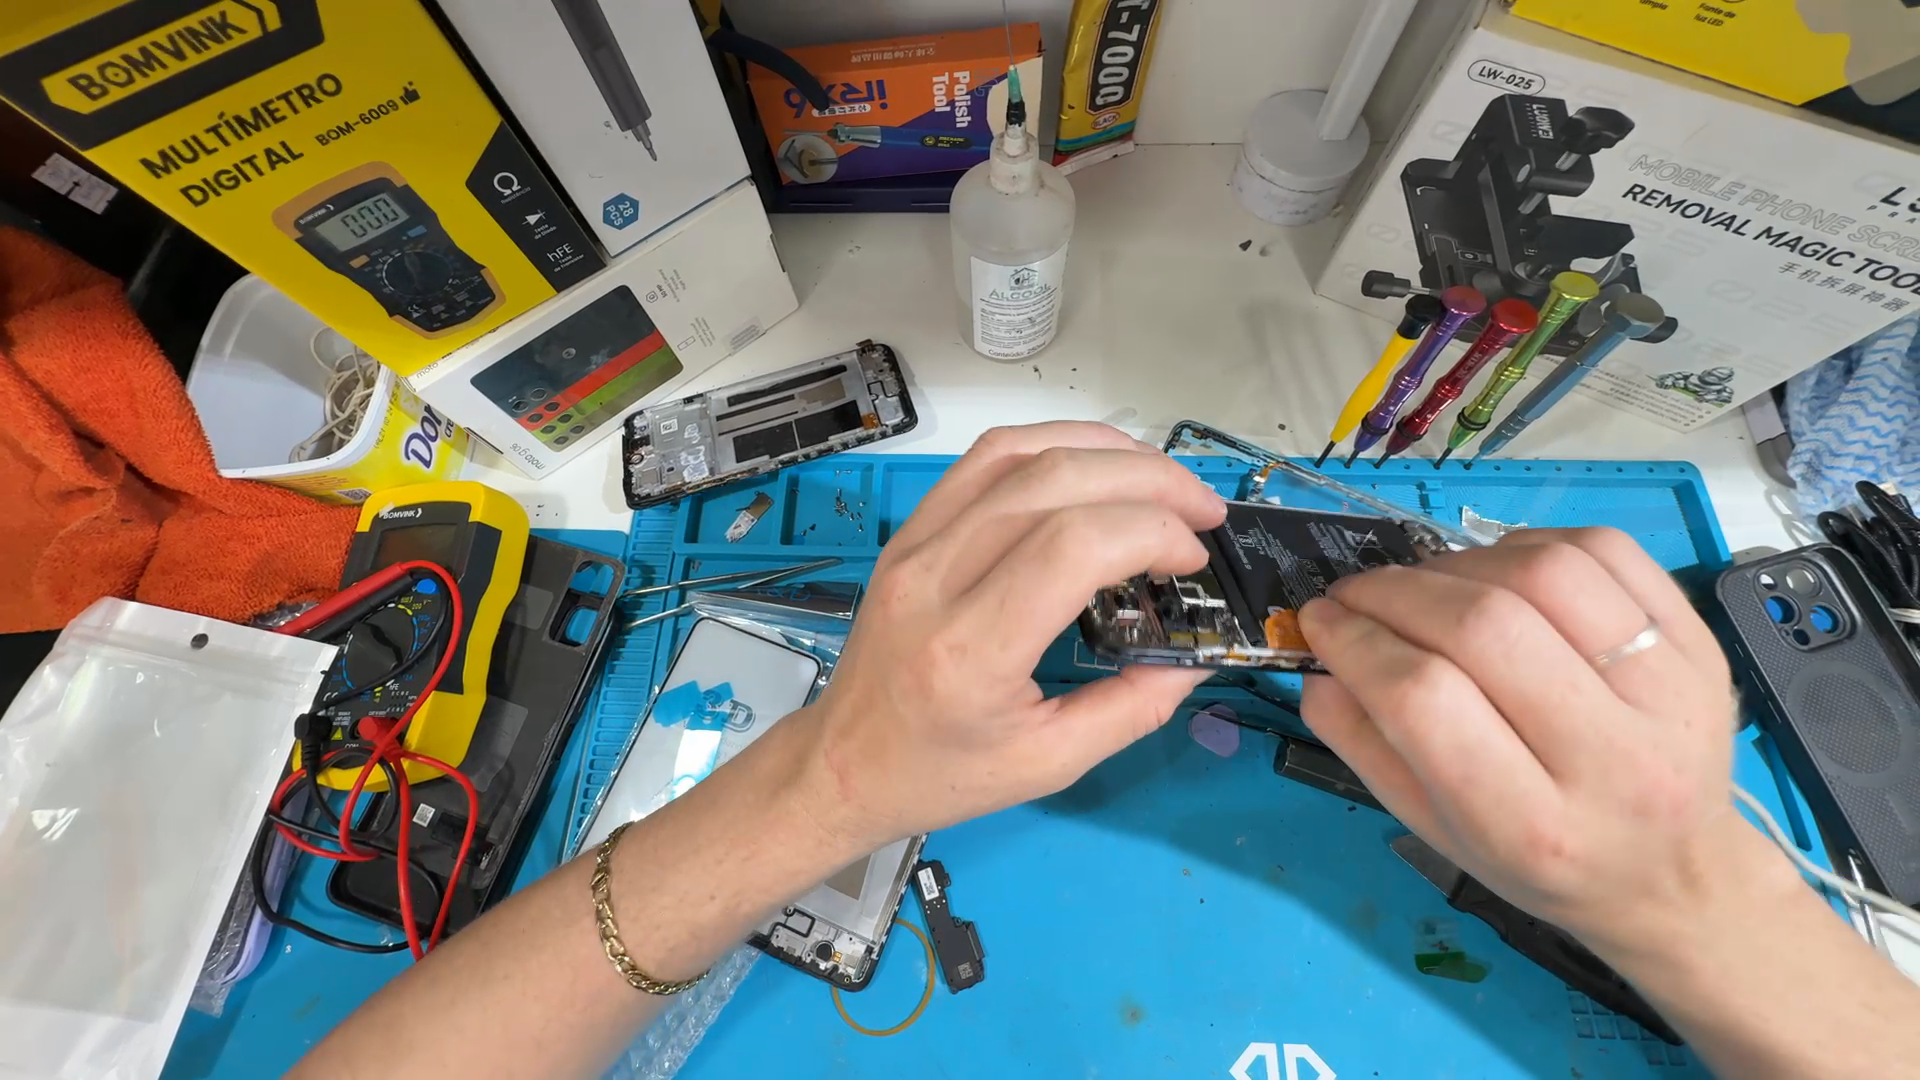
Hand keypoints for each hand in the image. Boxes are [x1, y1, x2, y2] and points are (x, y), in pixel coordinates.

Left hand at [791, 422, 1225, 849]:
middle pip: (1053, 482)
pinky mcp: (909, 530)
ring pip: (1017, 453)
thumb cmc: (939, 773)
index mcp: (971, 649)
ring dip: (1103, 449)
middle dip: (1149, 480)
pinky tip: (1092, 464)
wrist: (842, 760)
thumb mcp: (1048, 764)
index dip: (1151, 531)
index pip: (1072, 544)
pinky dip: (1049, 446)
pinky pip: (982, 460)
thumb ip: (1132, 709)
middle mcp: (936, 578)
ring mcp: (914, 543)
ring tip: (1160, 478)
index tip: (1193, 559)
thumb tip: (1196, 656)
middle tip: (1202, 510)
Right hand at [1298, 528, 1750, 955]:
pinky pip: (1599, 549)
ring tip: (1422, 587)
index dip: (1354, 642)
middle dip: (1390, 592)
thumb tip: (1319, 649)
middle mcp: (1616, 760)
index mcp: (1531, 824)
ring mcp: (1672, 693)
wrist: (1669, 871)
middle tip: (1352, 595)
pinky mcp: (1699, 642)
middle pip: (1481, 626)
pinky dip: (1521, 545)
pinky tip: (1492, 575)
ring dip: (1453, 563)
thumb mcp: (1419, 819)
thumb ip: (1353, 736)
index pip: (1423, 699)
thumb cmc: (1525, 853)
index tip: (1317, 620)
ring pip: (1542, 572)